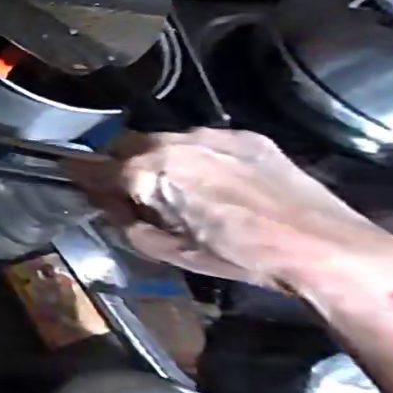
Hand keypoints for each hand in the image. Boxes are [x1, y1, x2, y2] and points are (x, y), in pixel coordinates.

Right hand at [66, 128, 392, 290]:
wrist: (325, 248)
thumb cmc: (239, 257)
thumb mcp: (169, 251)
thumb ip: (125, 222)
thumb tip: (105, 203)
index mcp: (148, 172)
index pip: (95, 166)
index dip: (78, 173)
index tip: (68, 175)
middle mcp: (173, 142)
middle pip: (125, 143)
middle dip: (119, 163)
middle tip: (128, 189)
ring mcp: (211, 135)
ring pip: (164, 139)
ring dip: (157, 158)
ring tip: (176, 186)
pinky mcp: (245, 135)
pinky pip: (203, 140)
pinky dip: (195, 156)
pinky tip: (214, 181)